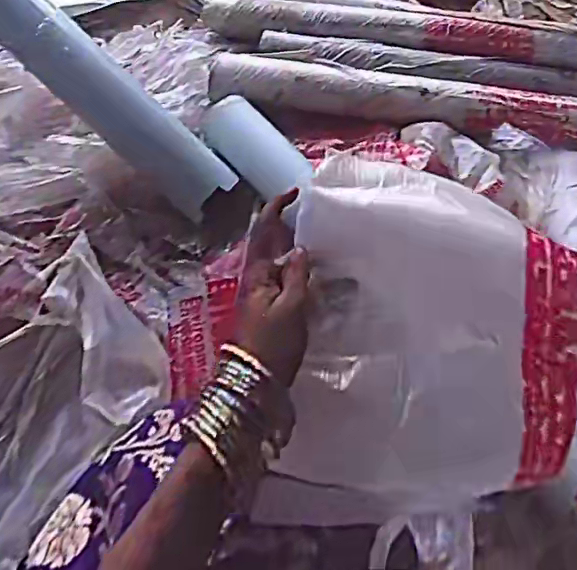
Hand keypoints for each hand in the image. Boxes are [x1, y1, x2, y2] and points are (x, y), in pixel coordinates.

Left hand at [232, 190, 313, 386]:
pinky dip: (298, 265)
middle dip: (290, 224)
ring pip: (279, 258)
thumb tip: (302, 248)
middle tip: (316, 215)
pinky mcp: (269, 305)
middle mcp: (256, 277)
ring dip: (296, 245)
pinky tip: (316, 270)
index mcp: (257, 273)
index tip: (295, 192)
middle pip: (271, 241)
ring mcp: (261, 292)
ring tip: (321, 239)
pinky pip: (284, 275)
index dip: (276, 207)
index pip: (264, 230)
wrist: (255, 384)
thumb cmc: (273, 344)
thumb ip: (298, 276)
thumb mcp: (292, 308)